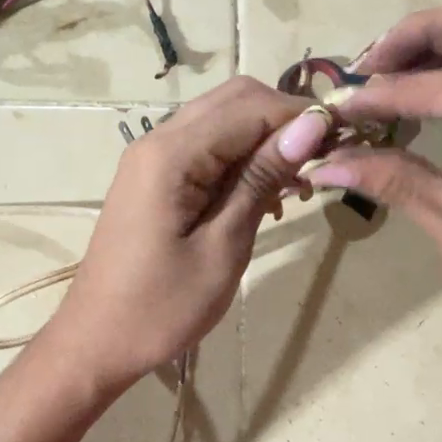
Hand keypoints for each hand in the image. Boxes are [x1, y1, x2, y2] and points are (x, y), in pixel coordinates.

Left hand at [38, 76, 329, 390]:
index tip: (344, 145)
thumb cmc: (161, 308)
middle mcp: (157, 141)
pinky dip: (239, 160)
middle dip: (284, 121)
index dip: (302, 117)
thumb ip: (260, 180)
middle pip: (234, 100)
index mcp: (171, 155)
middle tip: (322, 165)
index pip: (250, 106)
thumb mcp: (223, 247)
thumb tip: (310, 126)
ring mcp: (151, 159)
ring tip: (298, 187)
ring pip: (220, 122)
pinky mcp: (152, 180)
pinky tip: (263, 198)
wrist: (98, 342)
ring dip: (263, 141)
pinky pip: (204, 149)